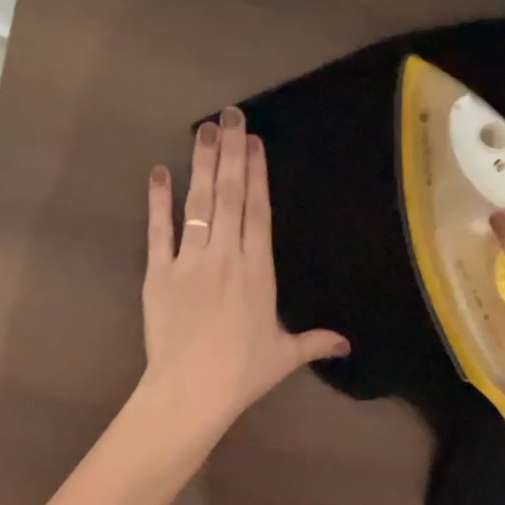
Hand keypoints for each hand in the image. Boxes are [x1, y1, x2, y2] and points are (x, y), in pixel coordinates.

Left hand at [136, 106, 349, 439]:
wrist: (190, 390)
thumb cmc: (242, 374)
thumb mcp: (284, 356)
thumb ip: (315, 342)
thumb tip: (346, 344)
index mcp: (258, 271)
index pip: (257, 212)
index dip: (256, 173)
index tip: (254, 141)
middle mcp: (225, 256)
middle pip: (229, 195)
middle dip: (229, 152)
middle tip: (228, 114)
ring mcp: (189, 261)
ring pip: (197, 202)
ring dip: (200, 164)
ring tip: (202, 129)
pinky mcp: (158, 273)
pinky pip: (158, 229)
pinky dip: (158, 200)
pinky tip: (159, 172)